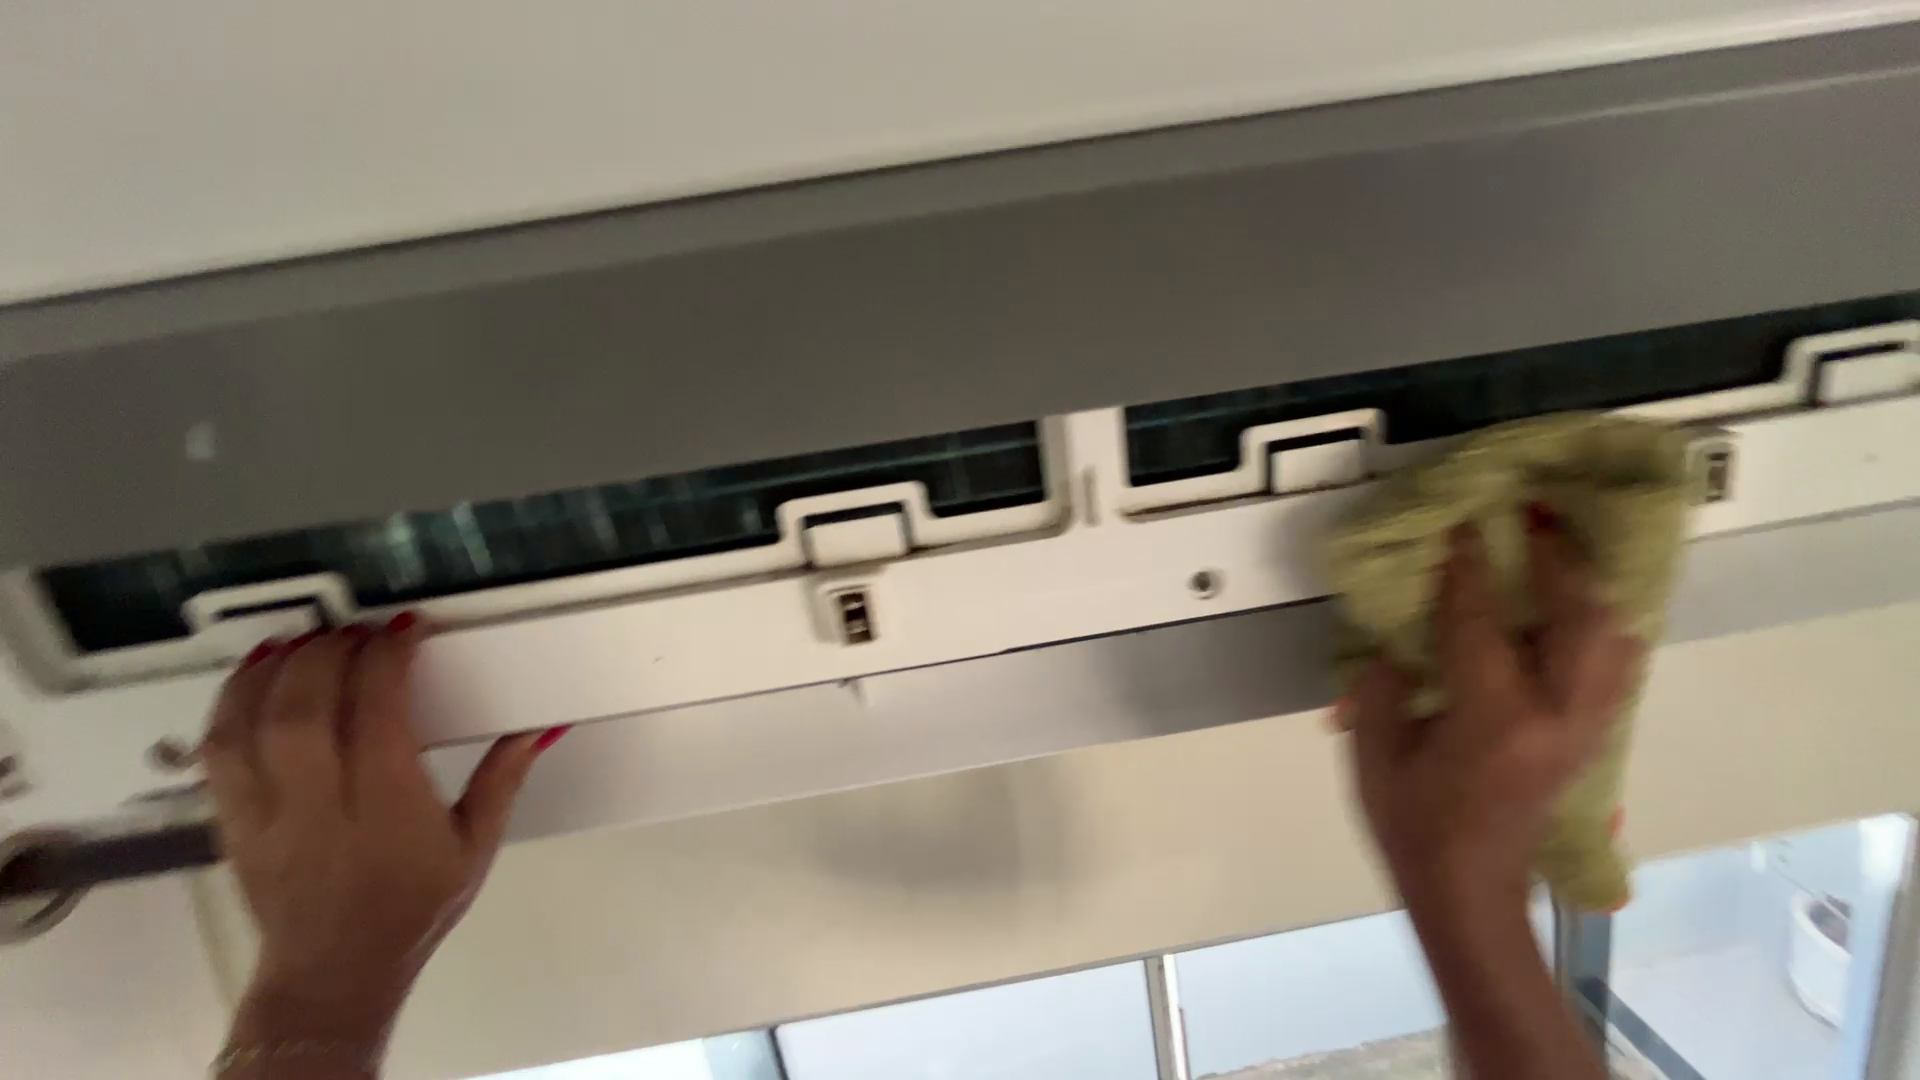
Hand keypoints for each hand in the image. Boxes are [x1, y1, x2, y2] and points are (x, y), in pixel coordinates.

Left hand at [200, 616, 557, 1058]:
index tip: (406, 627)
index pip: (377, 714)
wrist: (335, 973)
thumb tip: (541, 728)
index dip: (388, 658)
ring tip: (306, 638)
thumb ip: (504, 778)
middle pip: (305, 709)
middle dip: (331, 653)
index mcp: (388, 808)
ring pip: (248, 725)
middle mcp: (319, 807)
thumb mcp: (477, 844)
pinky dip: (230, 704)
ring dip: (274, 669)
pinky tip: (255, 675)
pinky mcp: (231, 823)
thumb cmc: (415, 906)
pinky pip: (215, 753)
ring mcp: (265, 815)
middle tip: (361, 628)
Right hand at [1342, 513, 1641, 907]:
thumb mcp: (1375, 752)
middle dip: (1556, 563)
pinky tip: (1572, 610)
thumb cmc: (1411, 822)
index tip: (1461, 524)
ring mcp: (1584, 730)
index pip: (1480, 623)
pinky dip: (1599, 627)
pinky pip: (1613, 667)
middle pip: (1579, 621)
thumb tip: (1397, 638)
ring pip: (1612, 641)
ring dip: (1587, 590)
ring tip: (1557, 555)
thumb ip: (1385, 686)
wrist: (1468, 888)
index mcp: (1494, 718)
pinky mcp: (1590, 740)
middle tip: (1530, 521)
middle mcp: (1556, 717)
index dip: (1467, 569)